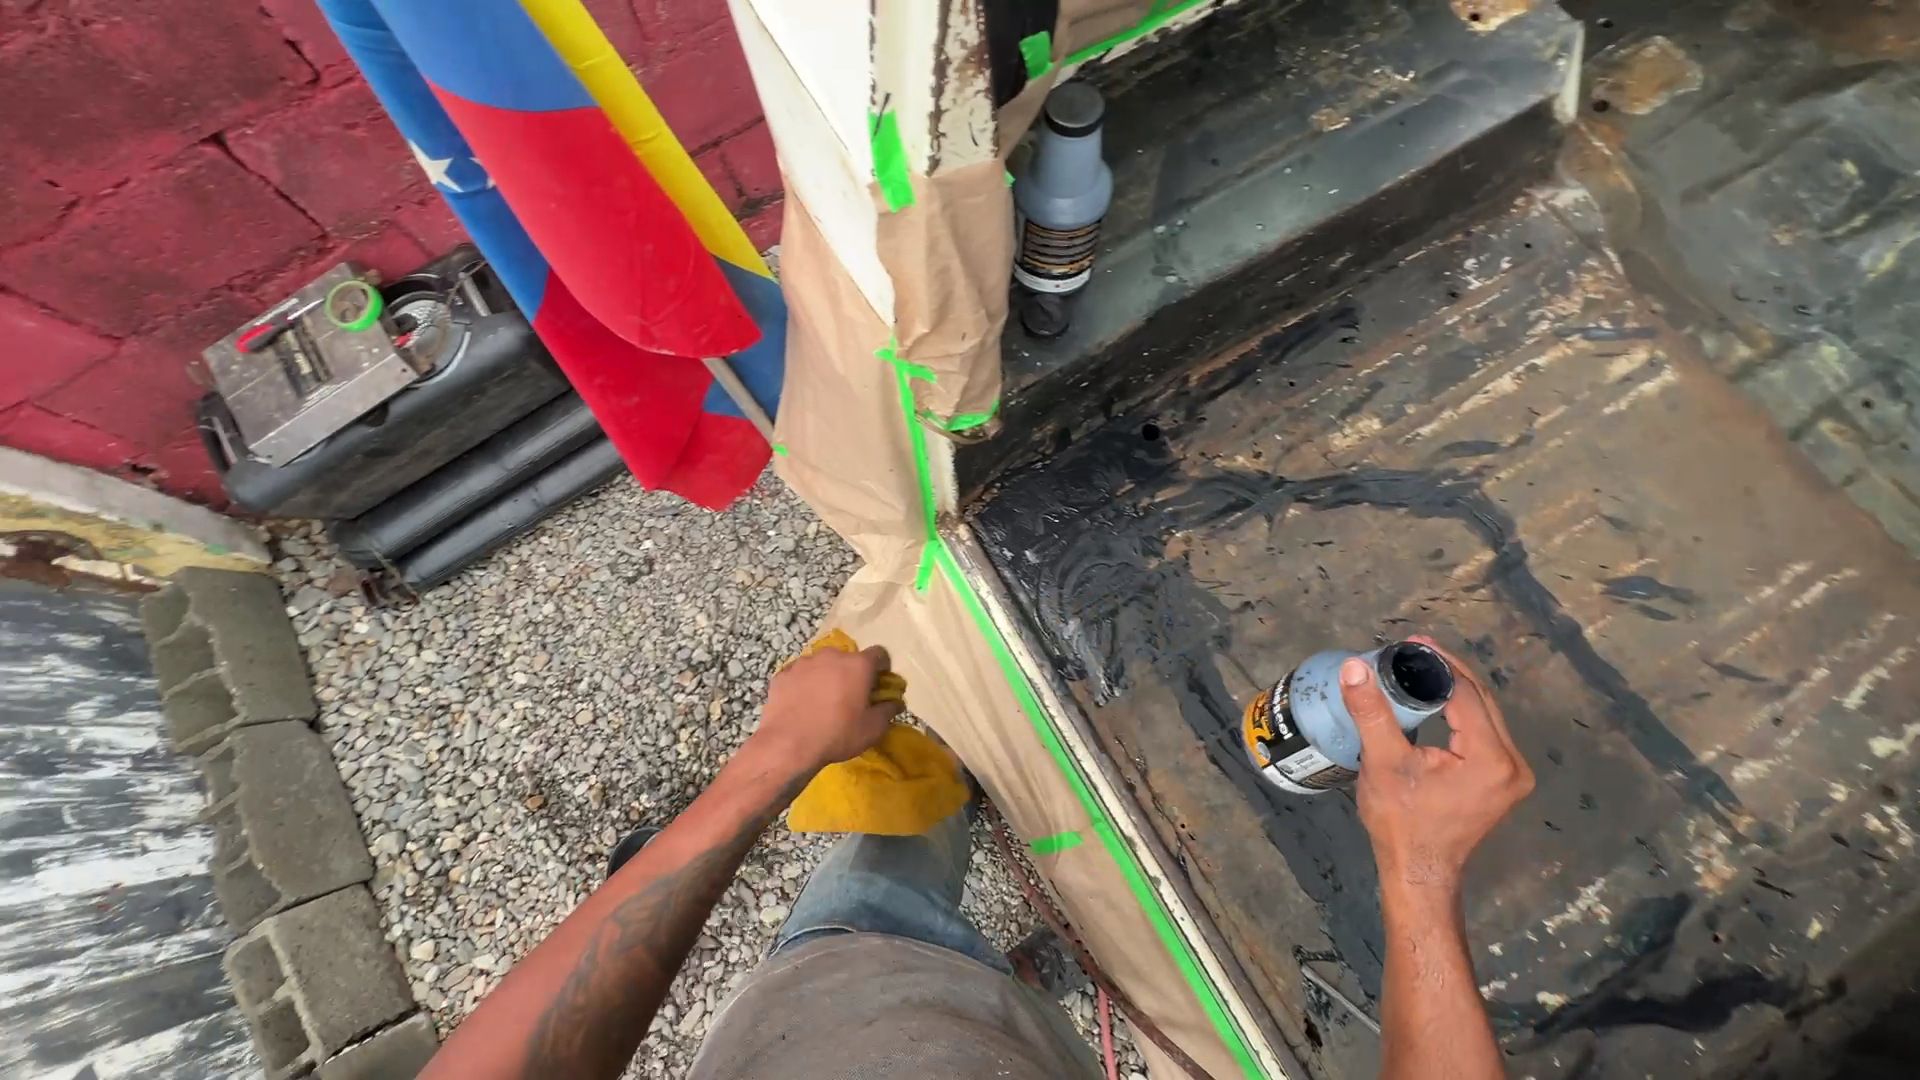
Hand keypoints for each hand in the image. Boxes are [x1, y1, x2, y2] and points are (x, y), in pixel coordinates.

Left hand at [755, 645, 903, 772]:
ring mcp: (804, 662)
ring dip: (826, 676)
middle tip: (849, 696)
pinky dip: (803, 683)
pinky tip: (801, 703)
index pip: (879, 654)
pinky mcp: (783, 673)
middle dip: (851, 673)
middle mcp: (832, 656)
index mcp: (858, 665)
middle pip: (848, 659)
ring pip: (822, 664)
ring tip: (822, 700)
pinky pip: (799, 674)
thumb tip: (895, 703)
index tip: (878, 684)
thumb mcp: (872, 729)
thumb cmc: (838, 734)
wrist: (788, 744)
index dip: (882, 667)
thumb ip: (888, 711)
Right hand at [1347, 637, 1532, 893]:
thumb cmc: (1400, 820)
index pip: (1466, 695)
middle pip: (1481, 700)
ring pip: (1485, 714)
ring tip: (1420, 667)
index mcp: (1490, 758)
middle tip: (1414, 648)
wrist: (1418, 869)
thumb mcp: (1382, 762)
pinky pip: (1483, 730)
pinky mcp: (1500, 780)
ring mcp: (1511, 774)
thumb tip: (1354, 667)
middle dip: (1448, 671)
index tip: (1410, 643)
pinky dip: (1459, 709)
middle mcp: (1512, 763)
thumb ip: (1372, 712)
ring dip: (1454, 688)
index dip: (1438, 666)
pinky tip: (1434, 699)